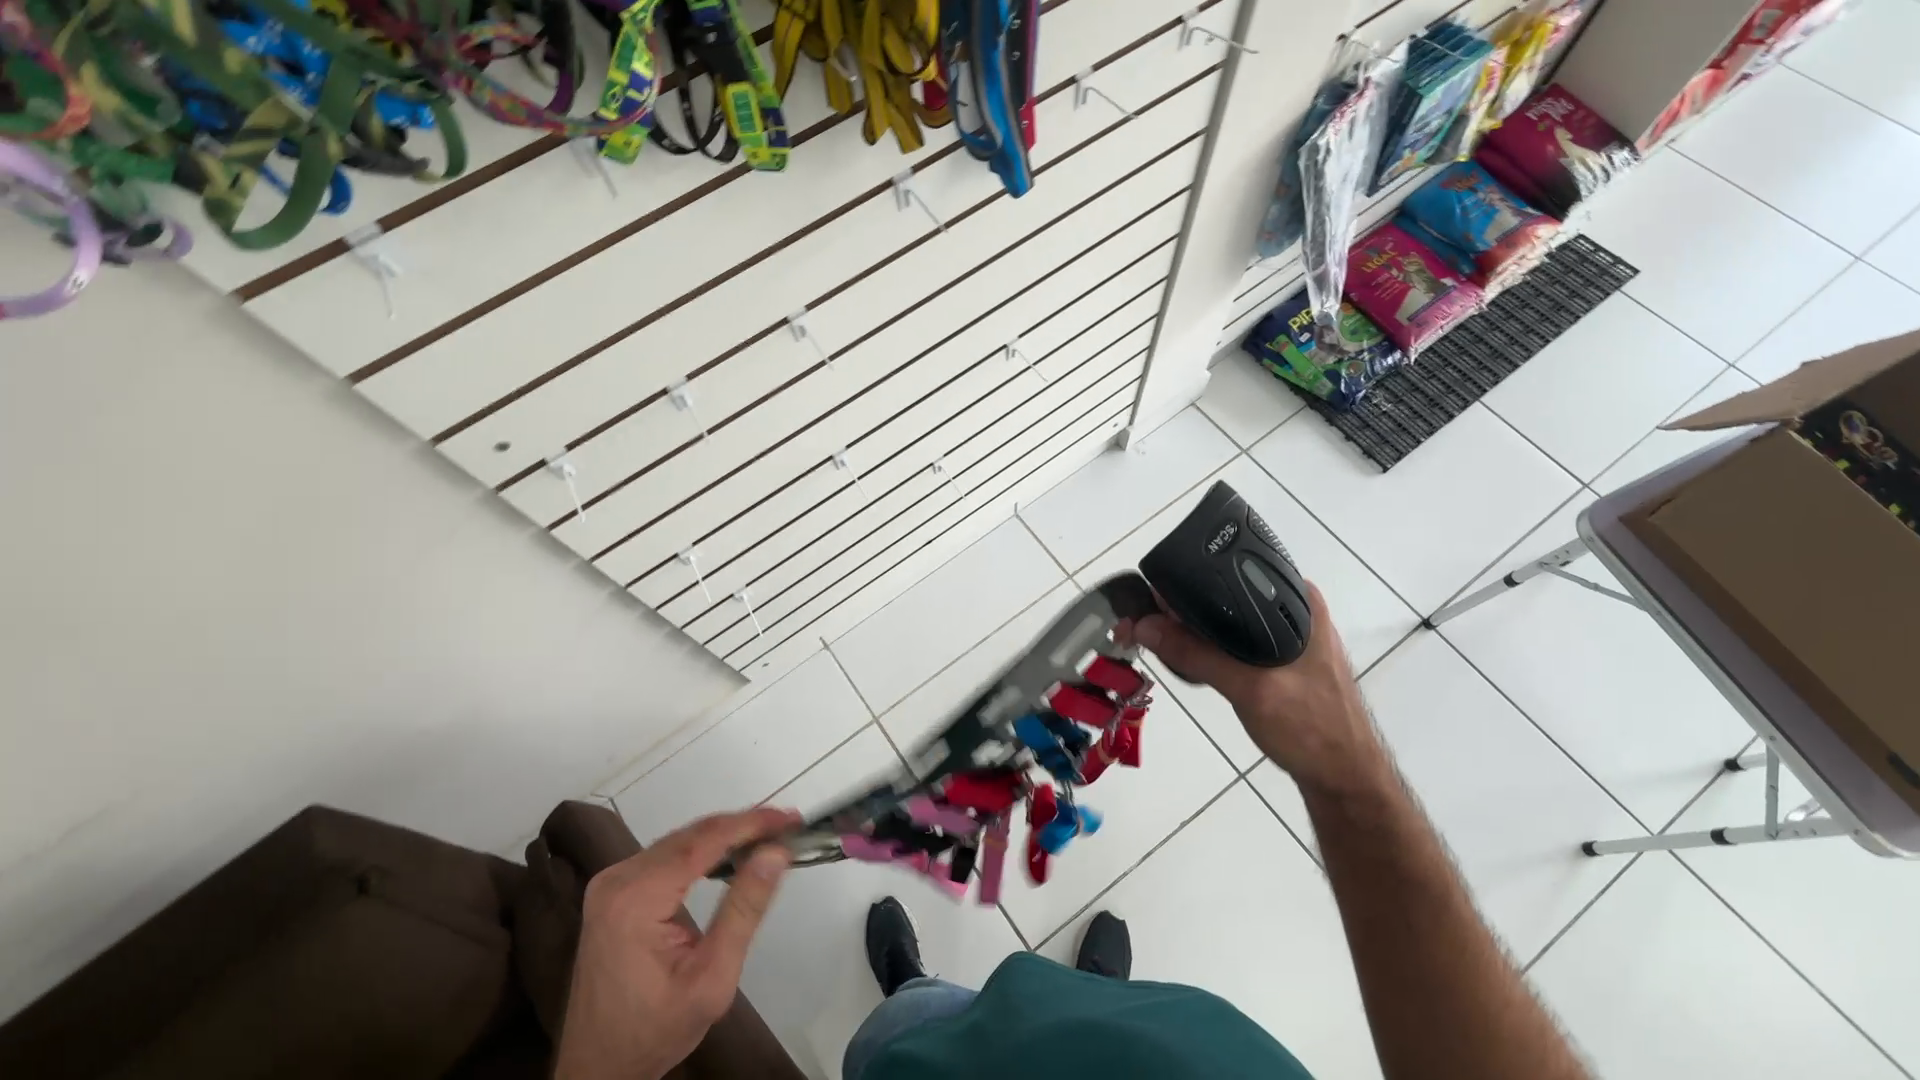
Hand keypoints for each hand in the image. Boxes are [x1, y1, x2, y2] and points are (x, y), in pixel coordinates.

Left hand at [554, 808, 798, 1079]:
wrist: (599, 1066)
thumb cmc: (657, 1029)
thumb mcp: (712, 976)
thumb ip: (744, 909)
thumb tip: (776, 853)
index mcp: (636, 898)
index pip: (703, 841)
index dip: (751, 823)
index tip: (791, 818)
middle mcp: (617, 879)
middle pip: (690, 835)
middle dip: (742, 825)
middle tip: (788, 826)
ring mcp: (611, 884)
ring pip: (679, 841)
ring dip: (724, 835)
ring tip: (769, 837)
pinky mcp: (614, 892)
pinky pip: (665, 856)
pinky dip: (702, 850)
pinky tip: (731, 856)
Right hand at [1123, 583, 1389, 798]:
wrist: (1345, 778)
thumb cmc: (1310, 729)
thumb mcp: (1249, 689)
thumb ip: (1196, 654)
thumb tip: (1144, 625)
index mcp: (1298, 600)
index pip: (1232, 573)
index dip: (1186, 582)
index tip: (1148, 600)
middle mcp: (1294, 610)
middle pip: (1224, 596)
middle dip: (1181, 608)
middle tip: (1141, 626)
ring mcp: (1288, 637)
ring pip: (1227, 621)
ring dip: (1192, 631)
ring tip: (1154, 640)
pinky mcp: (1281, 660)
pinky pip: (1234, 642)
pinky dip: (1208, 648)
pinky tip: (1186, 658)